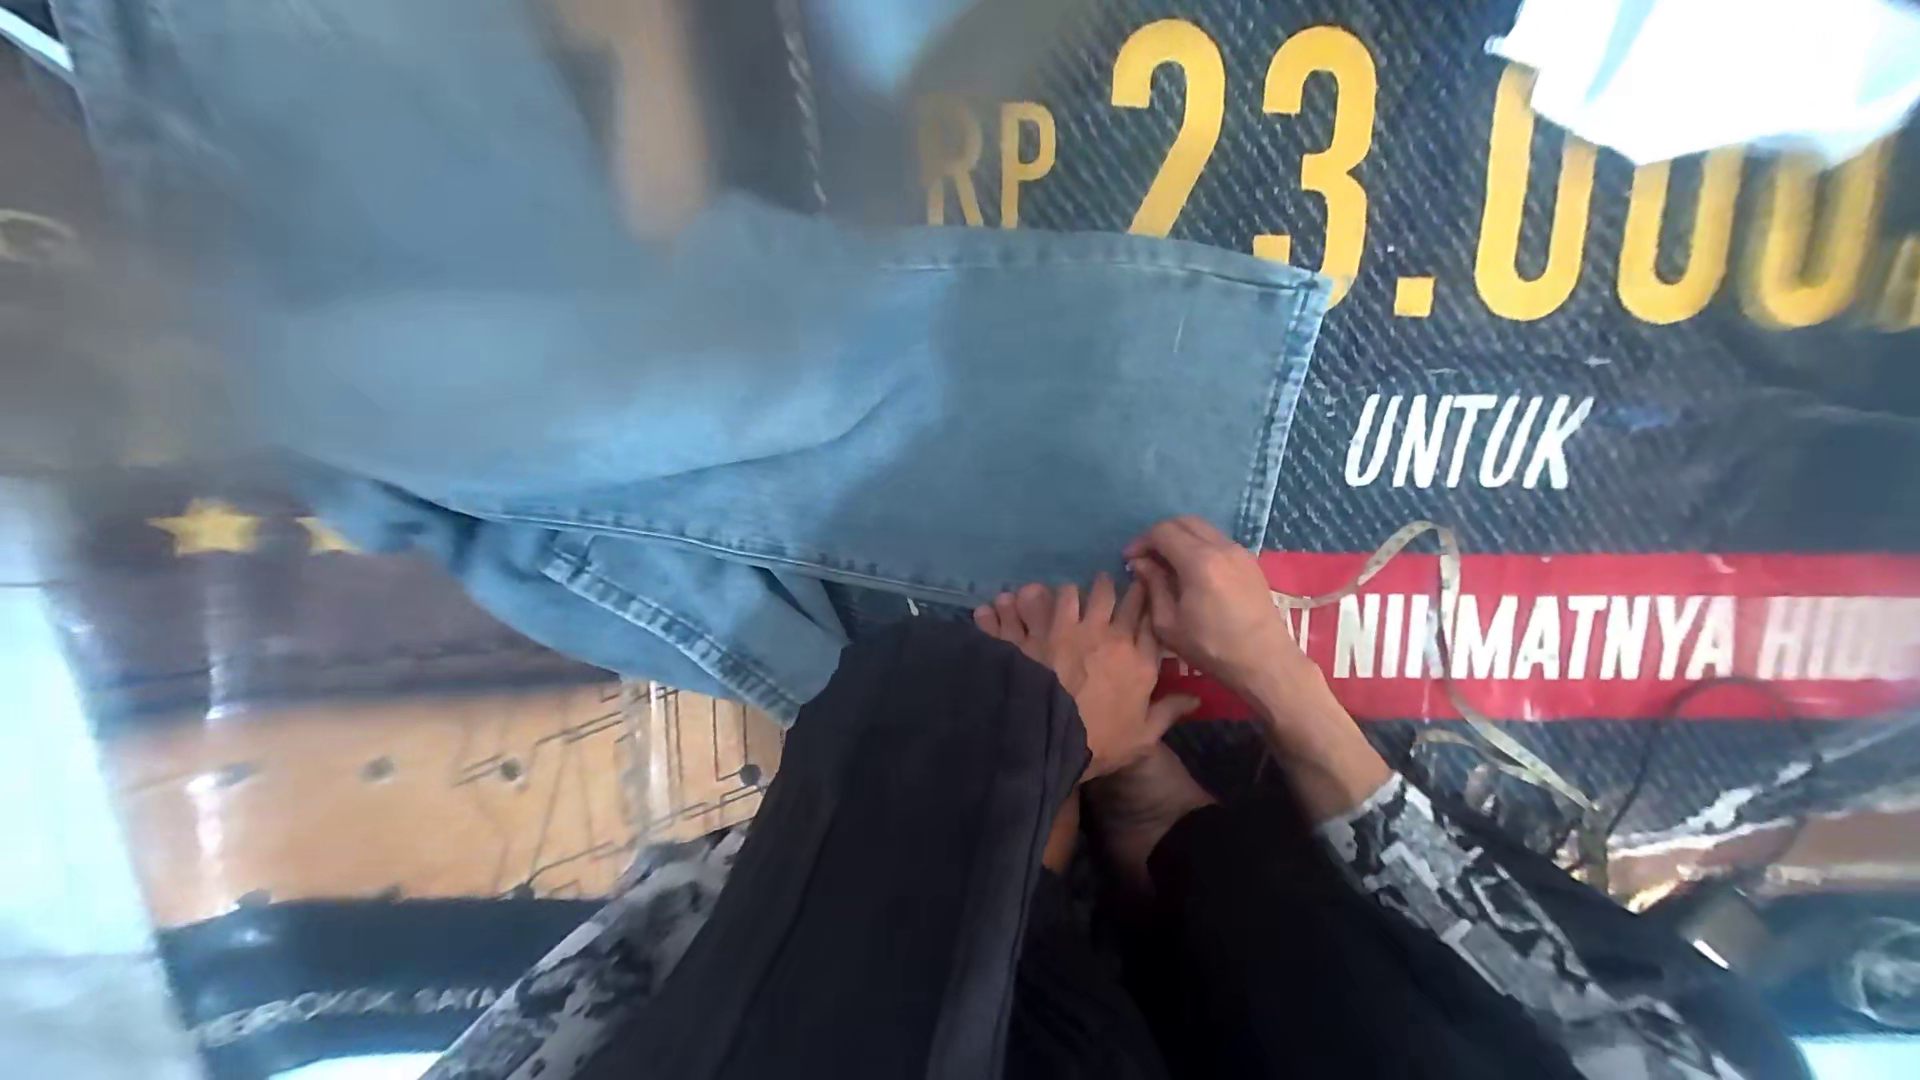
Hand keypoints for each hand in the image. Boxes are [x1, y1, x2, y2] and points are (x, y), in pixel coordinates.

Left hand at [975, 575, 1199, 780]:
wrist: (1050, 744)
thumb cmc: (1101, 743)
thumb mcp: (1143, 736)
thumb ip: (1169, 710)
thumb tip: (1197, 697)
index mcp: (1134, 656)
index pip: (1145, 614)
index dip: (1143, 596)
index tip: (1141, 586)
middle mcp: (1102, 634)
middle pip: (1108, 594)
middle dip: (1107, 585)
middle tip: (1103, 582)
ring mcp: (1063, 630)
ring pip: (1069, 592)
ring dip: (1068, 592)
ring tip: (1064, 595)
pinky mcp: (1032, 634)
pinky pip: (1028, 607)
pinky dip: (1020, 603)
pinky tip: (1013, 601)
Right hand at [1123, 515, 1309, 698]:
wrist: (1264, 661)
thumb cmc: (1211, 647)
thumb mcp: (1168, 623)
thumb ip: (1153, 586)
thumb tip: (1141, 564)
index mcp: (1200, 562)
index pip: (1163, 532)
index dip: (1141, 542)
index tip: (1129, 560)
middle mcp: (1222, 548)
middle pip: (1184, 522)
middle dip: (1159, 534)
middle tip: (1146, 557)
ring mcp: (1240, 552)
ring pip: (1203, 528)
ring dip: (1180, 538)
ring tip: (1166, 563)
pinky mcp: (1249, 562)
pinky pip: (1217, 541)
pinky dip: (1197, 545)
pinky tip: (1190, 570)